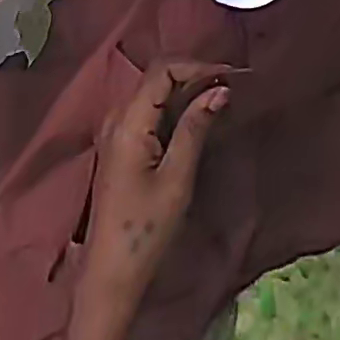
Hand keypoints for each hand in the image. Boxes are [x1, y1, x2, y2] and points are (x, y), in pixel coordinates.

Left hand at [80, 61, 231, 309]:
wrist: (110, 273)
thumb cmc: (145, 229)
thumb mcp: (177, 178)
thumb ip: (195, 128)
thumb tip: (220, 90)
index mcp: (128, 122)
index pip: (161, 71)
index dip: (196, 66)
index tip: (228, 76)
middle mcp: (117, 117)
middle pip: (156, 77)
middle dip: (193, 74)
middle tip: (229, 85)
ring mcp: (116, 130)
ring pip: (153, 92)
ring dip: (185, 89)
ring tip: (219, 96)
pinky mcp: (121, 143)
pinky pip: (149, 109)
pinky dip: (174, 105)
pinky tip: (197, 114)